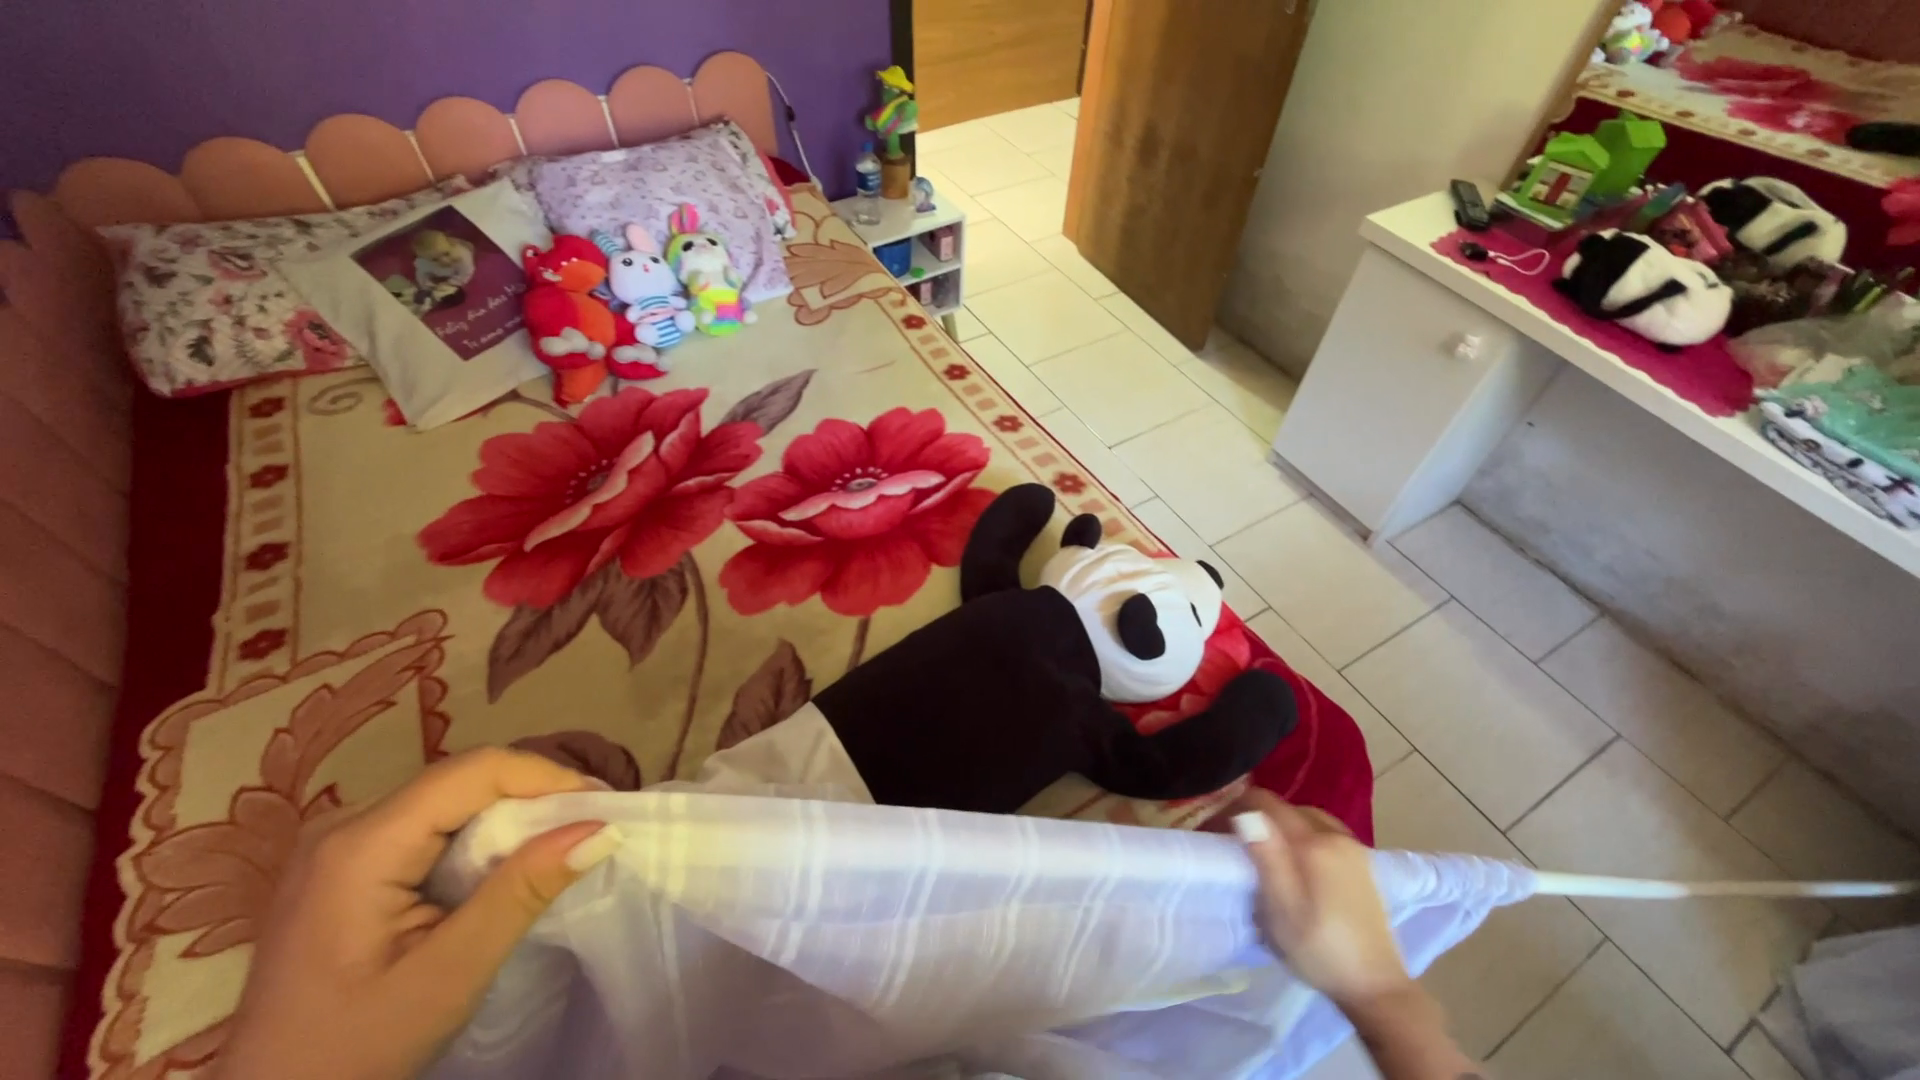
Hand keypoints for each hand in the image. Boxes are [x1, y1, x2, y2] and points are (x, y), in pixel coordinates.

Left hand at [215, 748, 619, 1079]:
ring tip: (566, 843)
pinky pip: (431, 826)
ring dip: (514, 815)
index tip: (607, 806)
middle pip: (462, 779)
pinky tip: (509, 866)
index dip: (548, 776)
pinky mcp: (347, 867)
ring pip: (451, 799)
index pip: (474, 772)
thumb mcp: (448, 977)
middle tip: (595, 827)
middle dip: (536, 794)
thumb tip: (602, 827)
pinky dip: (483, 837)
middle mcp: (344, 826)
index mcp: (359, 845)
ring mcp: (341, 845)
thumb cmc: (351, 1053)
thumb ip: (521, 894)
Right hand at [1227, 789, 1412, 1007]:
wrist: (1375, 985)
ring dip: (1281, 825)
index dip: (1236, 807)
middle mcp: (1335, 836)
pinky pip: (1325, 831)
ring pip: (1307, 818)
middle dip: (1258, 817)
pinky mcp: (1363, 863)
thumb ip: (1266, 857)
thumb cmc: (1318, 950)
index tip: (1217, 829)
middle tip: (1237, 844)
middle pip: (1287, 807)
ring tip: (1265, 852)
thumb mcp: (1281, 910)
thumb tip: (1246, 814)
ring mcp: (1353, 848)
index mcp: (1312, 844)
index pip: (1266, 802)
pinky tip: (1298, 861)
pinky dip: (1304, 834)